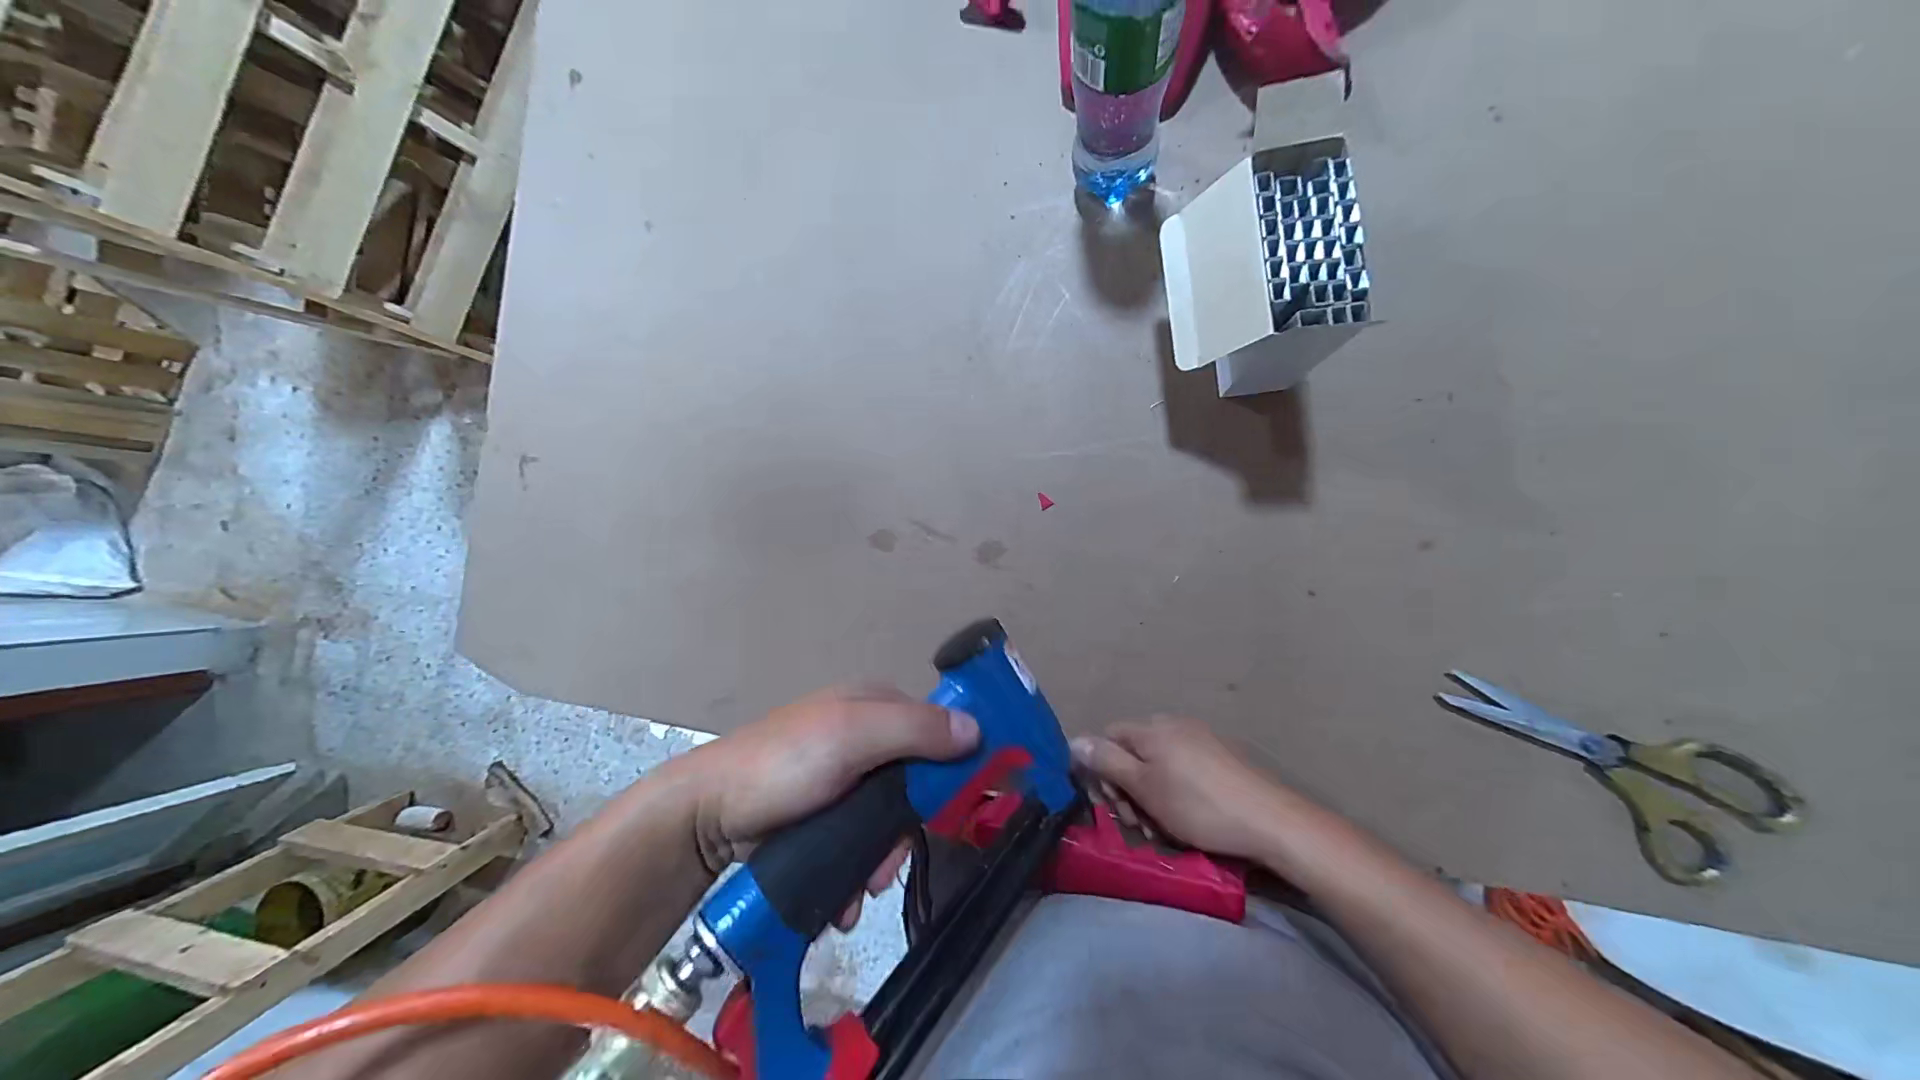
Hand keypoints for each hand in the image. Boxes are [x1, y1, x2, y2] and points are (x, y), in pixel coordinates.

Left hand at [679, 684, 978, 924]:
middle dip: (903, 830)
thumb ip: (915, 730)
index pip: (933, 728)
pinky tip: (847, 893)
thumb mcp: (853, 737)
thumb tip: (977, 729)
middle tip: (888, 866)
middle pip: (912, 782)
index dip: (948, 767)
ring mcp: (839, 774)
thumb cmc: (784, 765)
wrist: (707, 813)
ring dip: (881, 857)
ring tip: (862, 889)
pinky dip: (858, 865)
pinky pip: (857, 836)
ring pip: (885, 816)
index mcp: (872, 703)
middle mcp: (860, 734)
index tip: (947, 812)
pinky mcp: (820, 809)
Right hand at [1071, 714, 1304, 860]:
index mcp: (1152, 728)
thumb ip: (1107, 762)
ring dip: (1150, 797)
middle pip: (1132, 752)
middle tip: (1136, 825)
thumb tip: (1074, 741)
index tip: (1109, 806)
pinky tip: (1186, 819)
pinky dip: (1175, 792)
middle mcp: (1175, 724)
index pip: (1107, 737)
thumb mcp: (1144, 788)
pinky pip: (1184, 769)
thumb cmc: (1199, 806)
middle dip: (1127, 788)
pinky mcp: (1224, 757)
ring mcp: (1202, 739)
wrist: (1272, 821)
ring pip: (1158, 765)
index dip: (1101, 770)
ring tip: (1160, 829)